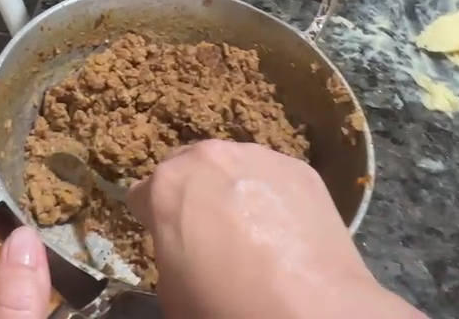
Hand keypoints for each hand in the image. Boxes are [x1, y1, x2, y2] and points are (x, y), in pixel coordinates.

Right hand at [126, 140, 426, 318]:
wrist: (315, 315)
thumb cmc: (228, 309)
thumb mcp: (172, 295)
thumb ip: (166, 251)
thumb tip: (180, 243)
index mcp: (167, 184)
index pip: (143, 193)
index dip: (153, 220)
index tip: (167, 242)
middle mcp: (207, 155)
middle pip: (188, 168)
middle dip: (193, 195)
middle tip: (212, 238)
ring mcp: (255, 154)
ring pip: (232, 166)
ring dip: (233, 190)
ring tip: (255, 235)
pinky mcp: (297, 165)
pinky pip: (271, 176)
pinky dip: (271, 196)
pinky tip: (285, 234)